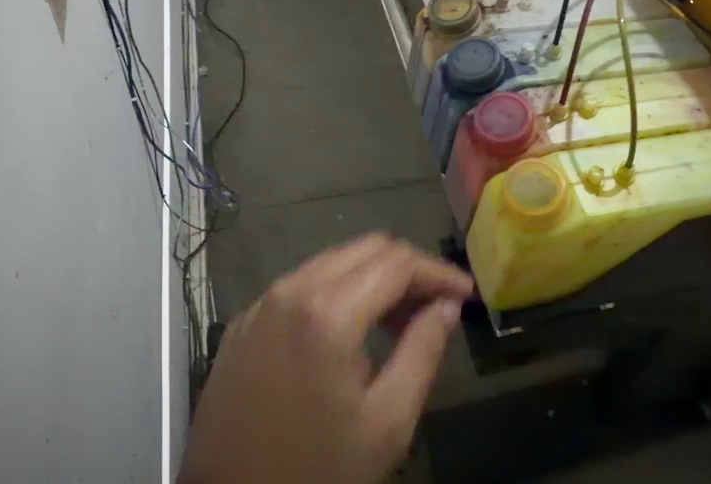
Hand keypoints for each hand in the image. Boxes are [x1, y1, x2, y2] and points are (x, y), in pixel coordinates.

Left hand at [180, 233, 474, 483]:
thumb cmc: (316, 471)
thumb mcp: (386, 424)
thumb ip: (422, 353)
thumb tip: (447, 306)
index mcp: (327, 312)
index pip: (396, 262)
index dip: (438, 271)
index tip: (467, 294)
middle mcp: (290, 290)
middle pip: (364, 249)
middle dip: (408, 269)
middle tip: (439, 305)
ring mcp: (260, 305)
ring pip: (331, 262)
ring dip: (373, 278)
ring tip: (402, 320)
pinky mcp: (243, 324)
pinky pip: (300, 286)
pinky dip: (337, 292)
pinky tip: (351, 332)